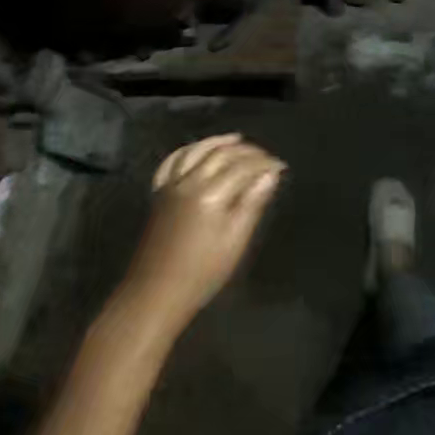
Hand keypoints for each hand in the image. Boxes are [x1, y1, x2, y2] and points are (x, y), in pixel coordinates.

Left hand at [128, 134, 284, 327]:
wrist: (154, 295)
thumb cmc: (202, 273)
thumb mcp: (235, 241)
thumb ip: (253, 203)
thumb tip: (270, 175)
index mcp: (212, 194)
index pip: (245, 167)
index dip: (266, 163)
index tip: (281, 167)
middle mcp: (190, 182)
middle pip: (222, 154)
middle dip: (248, 151)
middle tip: (266, 157)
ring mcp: (171, 186)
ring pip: (197, 151)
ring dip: (218, 142)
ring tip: (237, 140)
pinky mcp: (159, 194)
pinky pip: (172, 162)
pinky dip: (187, 151)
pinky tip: (197, 150)